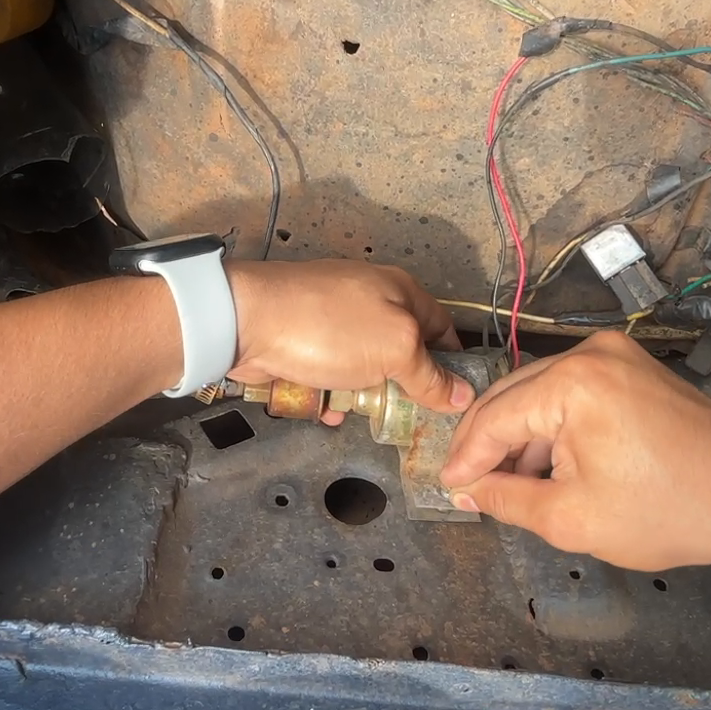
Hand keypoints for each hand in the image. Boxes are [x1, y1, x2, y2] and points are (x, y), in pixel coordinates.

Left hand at [226, 260, 472, 416]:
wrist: (248, 322)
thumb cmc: (332, 330)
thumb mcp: (395, 351)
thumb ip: (430, 376)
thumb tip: (462, 395)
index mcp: (401, 290)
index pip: (443, 329)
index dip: (452, 365)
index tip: (455, 402)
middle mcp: (370, 299)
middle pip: (403, 350)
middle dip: (405, 386)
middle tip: (409, 419)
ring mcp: (334, 318)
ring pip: (365, 365)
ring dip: (365, 393)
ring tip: (361, 415)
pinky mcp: (304, 338)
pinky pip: (330, 371)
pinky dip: (332, 392)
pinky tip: (328, 410)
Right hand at [438, 331, 710, 571]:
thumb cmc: (668, 512)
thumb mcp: (573, 518)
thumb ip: (506, 500)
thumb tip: (465, 491)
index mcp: (573, 383)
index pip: (494, 417)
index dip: (465, 456)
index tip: (446, 487)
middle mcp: (589, 353)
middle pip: (512, 395)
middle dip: (487, 443)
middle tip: (468, 484)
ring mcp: (613, 353)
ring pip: (538, 393)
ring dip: (519, 436)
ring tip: (508, 482)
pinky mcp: (630, 365)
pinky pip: (569, 391)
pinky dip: (551, 426)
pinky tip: (547, 463)